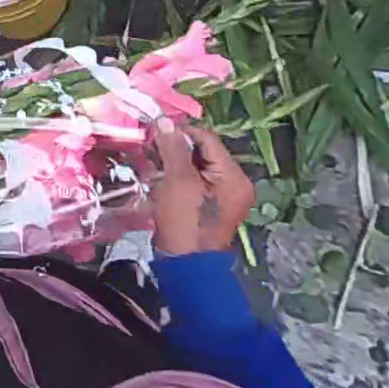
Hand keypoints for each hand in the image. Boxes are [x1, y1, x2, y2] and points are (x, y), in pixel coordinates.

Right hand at [148, 118, 252, 255]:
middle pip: (203, 152)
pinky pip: (195, 181)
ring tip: (154, 161)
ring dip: (175, 162)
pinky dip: (178, 176)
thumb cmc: (185, 222)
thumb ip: (173, 148)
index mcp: (234, 176)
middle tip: (153, 147)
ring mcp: (224, 196)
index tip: (157, 130)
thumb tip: (164, 120)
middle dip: (177, 148)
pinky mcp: (210, 205)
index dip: (182, 132)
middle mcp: (235, 183)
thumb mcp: (178, 181)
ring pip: (197, 166)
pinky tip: (161, 177)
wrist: (185, 267)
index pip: (208, 139)